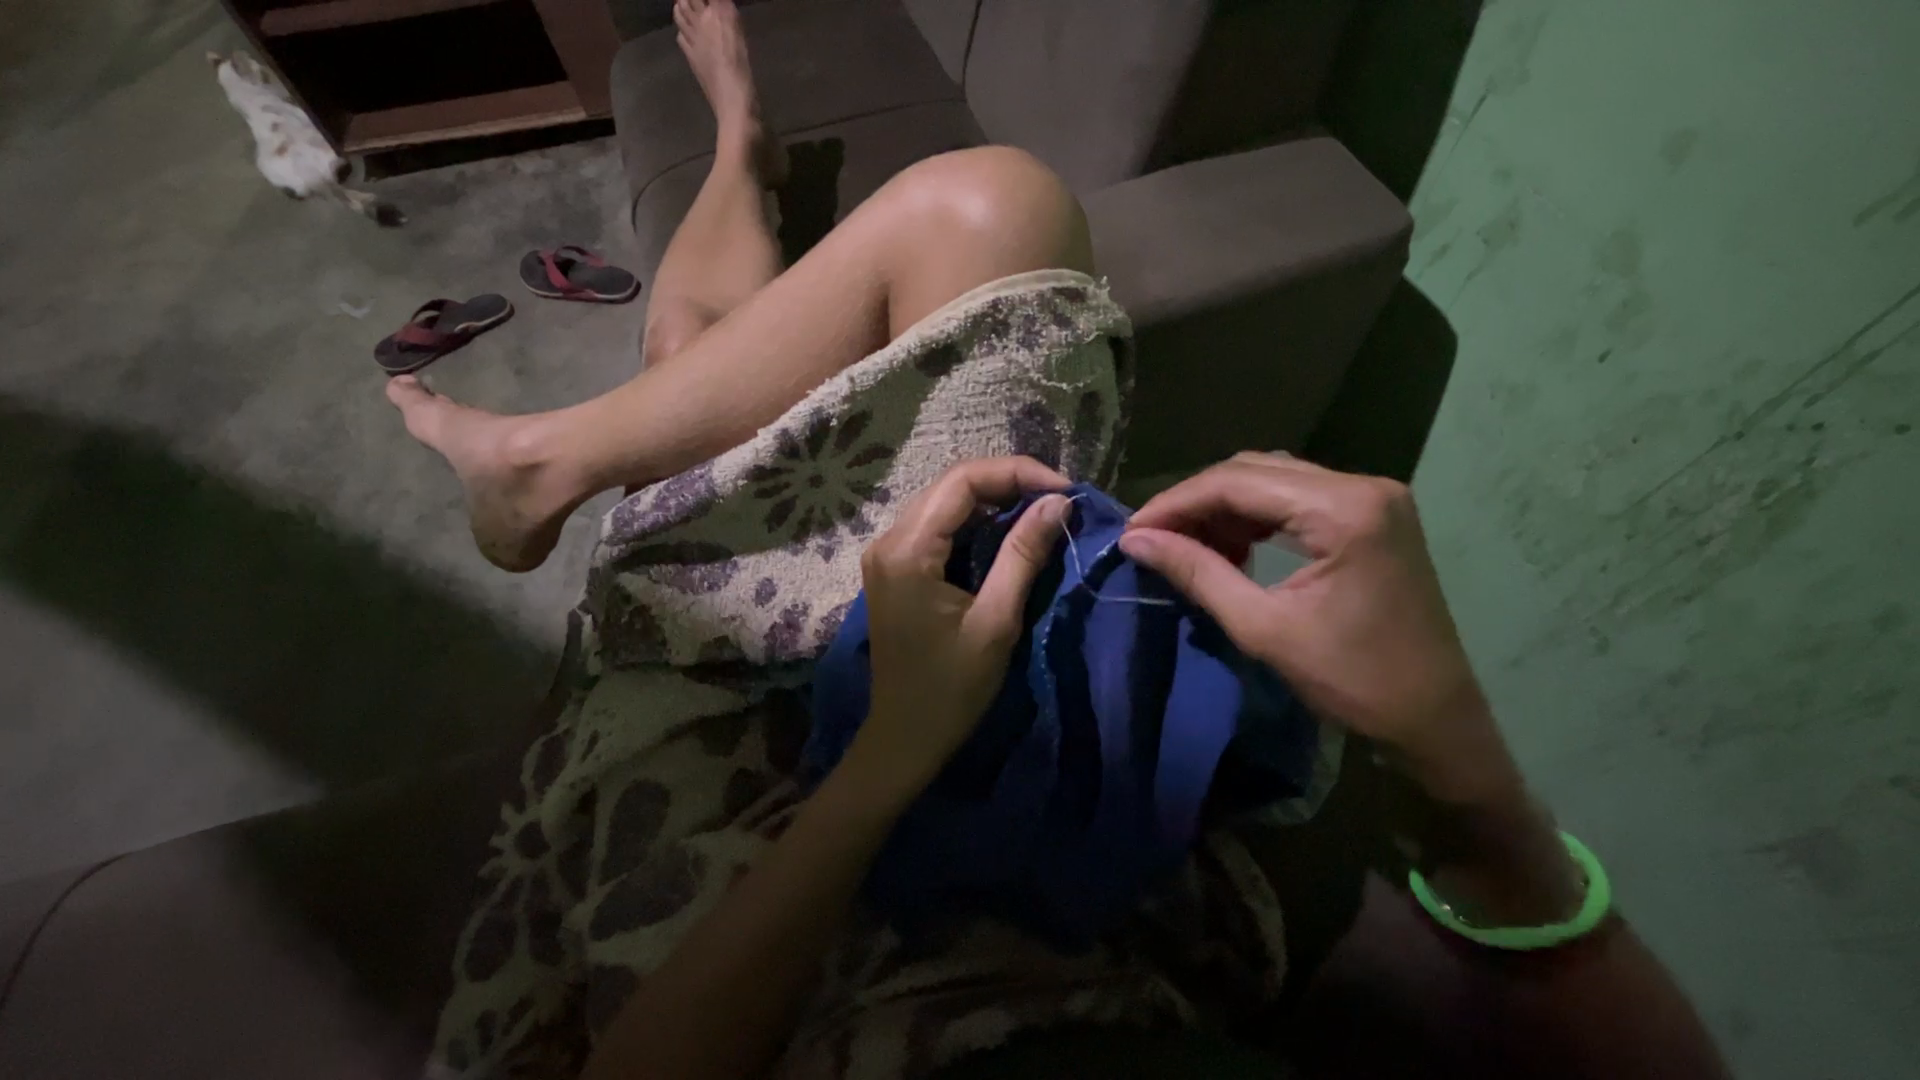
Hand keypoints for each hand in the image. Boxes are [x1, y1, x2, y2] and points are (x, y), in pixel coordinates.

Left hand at [852, 457, 1068, 798]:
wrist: (904, 736)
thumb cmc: (951, 689)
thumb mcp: (996, 621)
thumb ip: (1023, 555)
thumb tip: (1059, 502)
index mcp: (907, 550)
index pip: (963, 480)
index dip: (1018, 473)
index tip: (1066, 491)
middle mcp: (889, 540)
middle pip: (951, 485)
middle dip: (1009, 483)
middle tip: (1059, 501)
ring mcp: (887, 553)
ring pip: (945, 503)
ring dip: (995, 501)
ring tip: (1043, 512)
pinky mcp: (895, 568)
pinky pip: (938, 528)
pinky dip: (976, 524)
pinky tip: (1010, 534)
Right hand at [1119, 453, 1516, 802]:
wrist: (1434, 719)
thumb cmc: (1352, 681)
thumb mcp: (1262, 628)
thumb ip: (1198, 572)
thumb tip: (1136, 541)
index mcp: (1344, 509)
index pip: (1237, 482)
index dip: (1176, 503)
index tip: (1132, 531)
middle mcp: (1363, 486)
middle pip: (1254, 470)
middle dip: (1196, 502)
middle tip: (1153, 539)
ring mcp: (1374, 497)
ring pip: (1274, 480)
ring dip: (1225, 509)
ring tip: (1186, 547)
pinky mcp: (1374, 515)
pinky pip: (1298, 498)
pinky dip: (1257, 518)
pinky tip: (1232, 548)